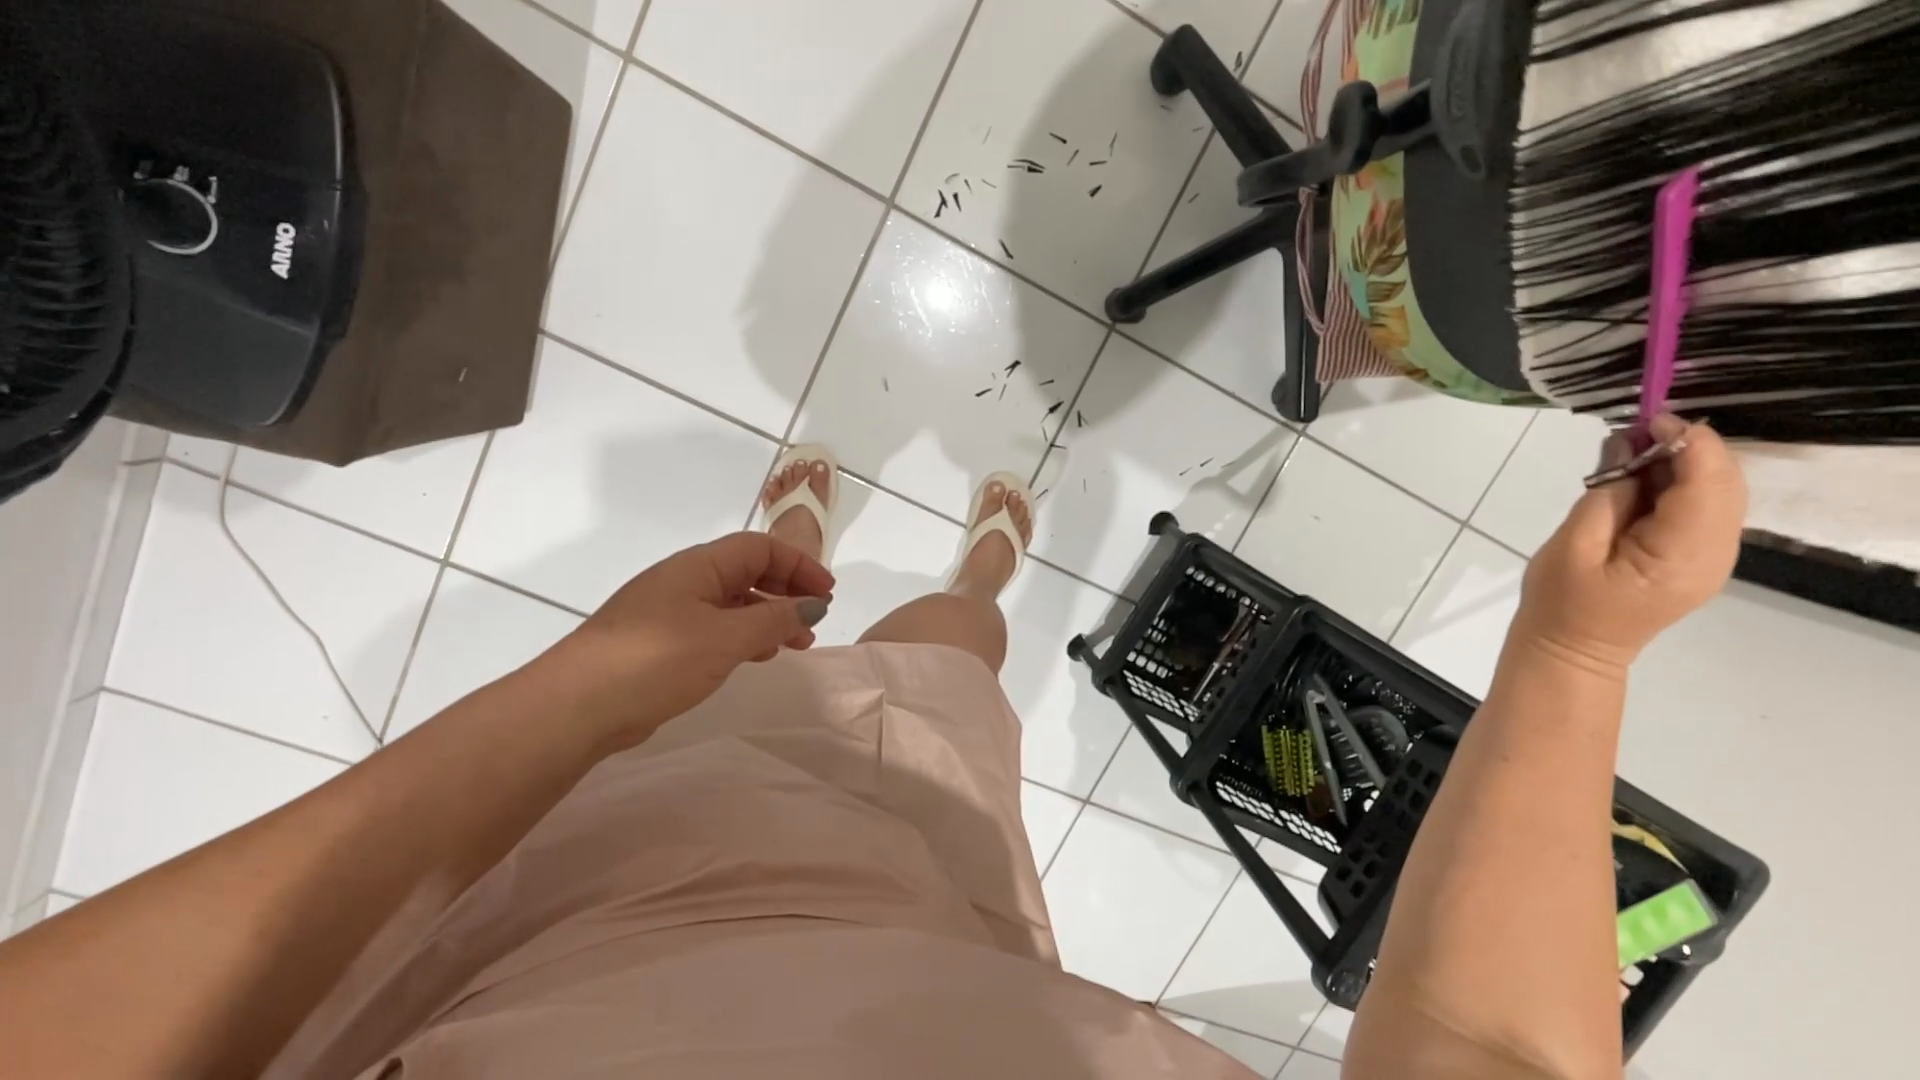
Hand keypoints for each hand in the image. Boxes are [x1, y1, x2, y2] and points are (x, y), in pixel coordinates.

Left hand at [533, 532, 835, 749]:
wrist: (577, 706)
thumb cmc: (656, 660)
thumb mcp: (725, 638)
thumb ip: (774, 620)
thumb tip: (813, 606)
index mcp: (698, 566)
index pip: (760, 548)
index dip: (799, 564)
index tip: (828, 593)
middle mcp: (684, 581)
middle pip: (747, 572)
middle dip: (787, 591)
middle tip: (815, 620)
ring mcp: (669, 613)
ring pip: (732, 603)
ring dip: (768, 617)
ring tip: (795, 645)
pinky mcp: (660, 644)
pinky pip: (714, 628)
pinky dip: (743, 637)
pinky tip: (756, 657)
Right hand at [1513, 415, 1746, 676]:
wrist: (1571, 650)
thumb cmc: (1561, 602)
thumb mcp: (1571, 545)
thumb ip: (1607, 496)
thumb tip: (1630, 451)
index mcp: (1682, 554)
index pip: (1707, 482)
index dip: (1686, 441)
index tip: (1645, 419)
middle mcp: (1714, 554)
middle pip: (1725, 482)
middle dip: (1687, 447)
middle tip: (1633, 433)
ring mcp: (1713, 557)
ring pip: (1721, 491)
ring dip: (1684, 463)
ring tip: (1631, 452)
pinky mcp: (1700, 556)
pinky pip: (1707, 507)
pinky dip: (1682, 483)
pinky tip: (1643, 479)